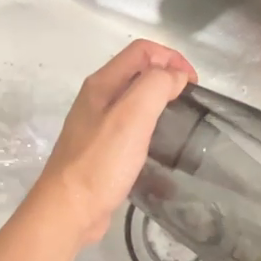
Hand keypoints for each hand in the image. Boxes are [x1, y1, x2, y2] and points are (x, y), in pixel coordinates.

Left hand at [30, 40, 195, 246]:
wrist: (69, 209)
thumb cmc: (101, 162)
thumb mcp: (132, 116)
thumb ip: (155, 86)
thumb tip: (174, 76)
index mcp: (102, 83)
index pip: (142, 50)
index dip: (171, 58)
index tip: (192, 85)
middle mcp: (97, 98)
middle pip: (137, 71)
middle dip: (167, 76)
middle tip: (189, 102)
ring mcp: (97, 124)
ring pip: (134, 99)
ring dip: (159, 101)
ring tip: (179, 121)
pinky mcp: (101, 148)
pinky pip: (130, 126)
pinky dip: (149, 126)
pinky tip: (159, 146)